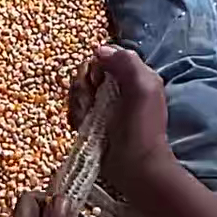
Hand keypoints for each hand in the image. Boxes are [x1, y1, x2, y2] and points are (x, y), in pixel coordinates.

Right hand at [69, 44, 173, 200]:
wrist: (135, 167)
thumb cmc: (142, 127)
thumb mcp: (142, 87)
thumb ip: (125, 63)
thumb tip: (99, 50)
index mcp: (132, 77)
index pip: (103, 59)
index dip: (95, 67)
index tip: (97, 80)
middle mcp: (115, 89)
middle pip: (86, 75)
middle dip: (84, 88)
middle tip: (93, 102)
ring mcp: (101, 107)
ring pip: (77, 93)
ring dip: (79, 104)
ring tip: (88, 118)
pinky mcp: (90, 124)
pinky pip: (74, 111)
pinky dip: (76, 117)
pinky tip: (82, 125)